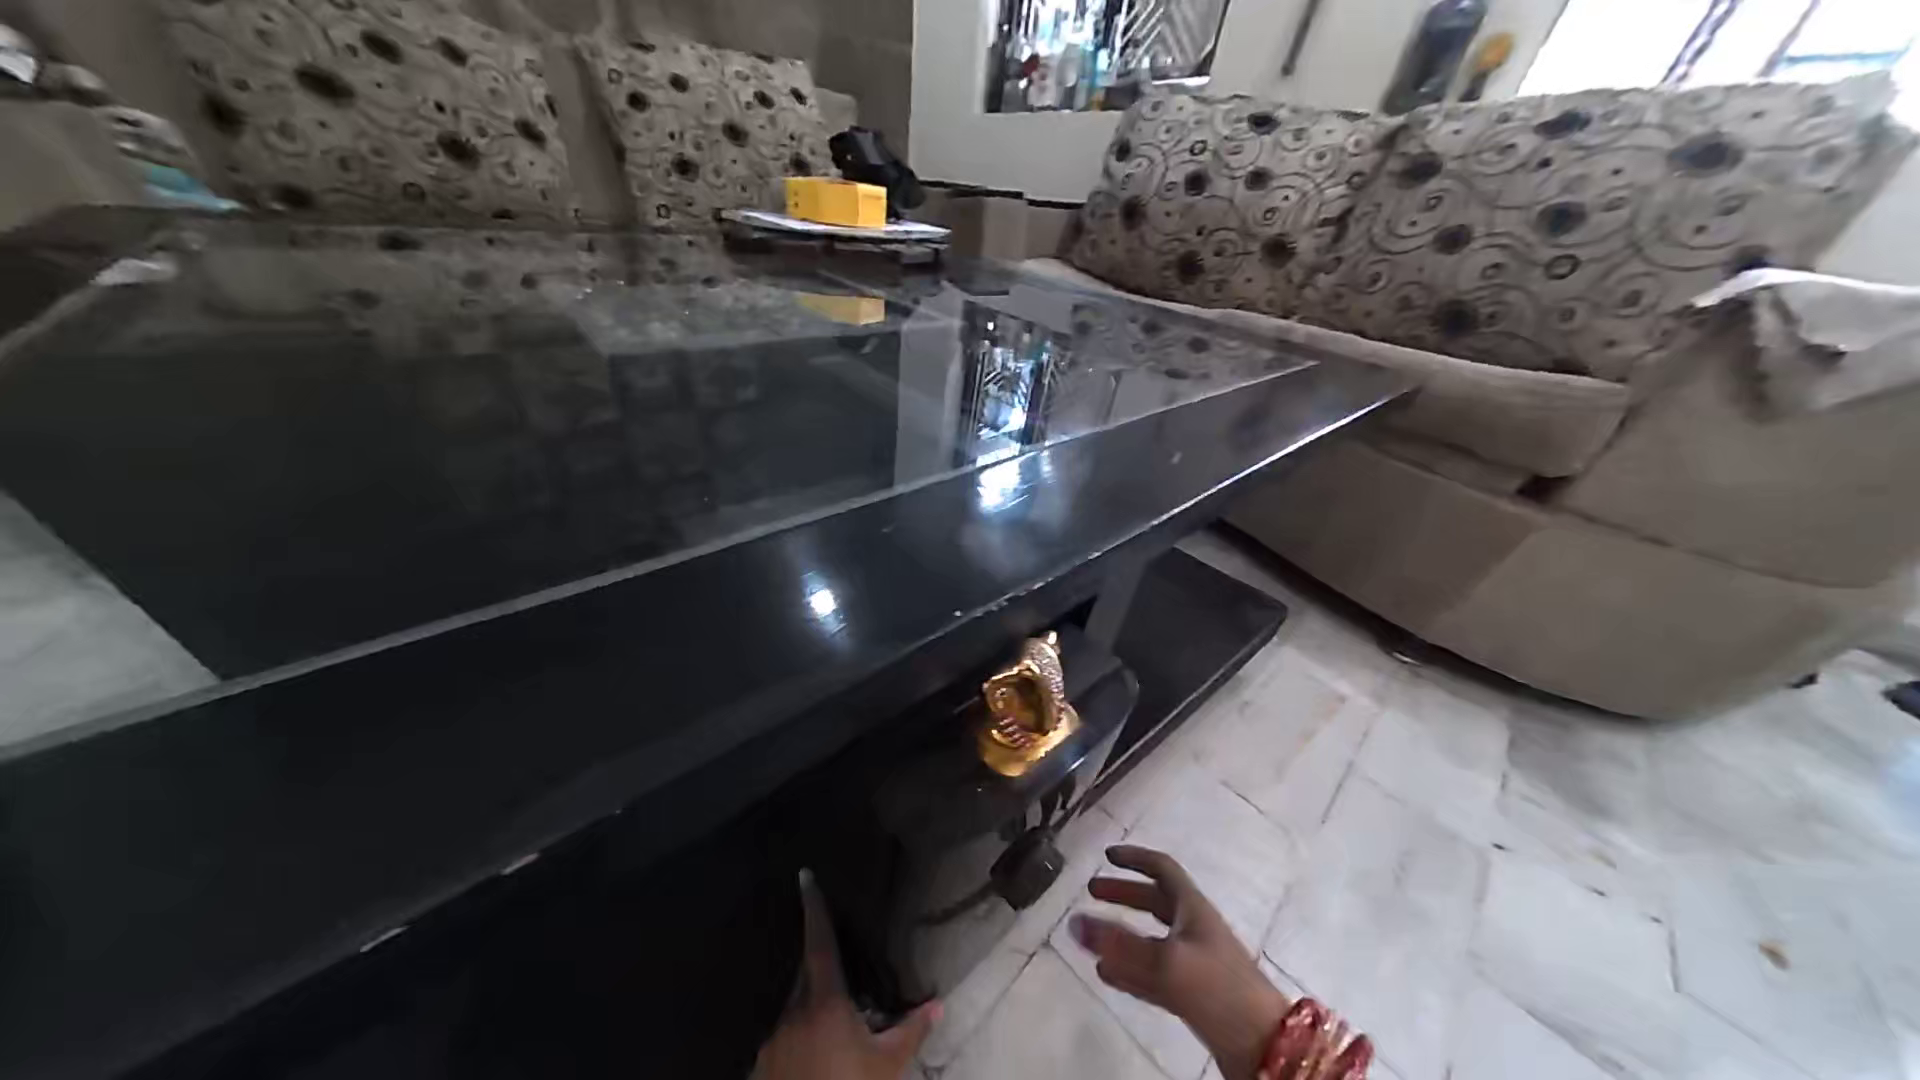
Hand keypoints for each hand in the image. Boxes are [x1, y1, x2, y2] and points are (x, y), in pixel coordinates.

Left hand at [750, 869, 940, 1079]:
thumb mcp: (886, 1067)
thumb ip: (910, 1032)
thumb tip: (937, 1005)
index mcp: (824, 1002)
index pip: (818, 942)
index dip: (813, 908)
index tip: (804, 876)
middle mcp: (792, 1012)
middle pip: (804, 974)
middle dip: (818, 963)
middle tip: (837, 965)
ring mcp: (772, 1041)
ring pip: (792, 1007)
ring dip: (809, 1005)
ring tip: (830, 1024)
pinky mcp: (759, 1066)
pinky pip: (781, 1037)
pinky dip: (796, 1035)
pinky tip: (812, 1056)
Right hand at [1070, 845, 1288, 1079]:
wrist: (1264, 1046)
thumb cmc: (1217, 987)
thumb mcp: (1165, 961)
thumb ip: (1119, 944)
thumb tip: (1074, 922)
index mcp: (1192, 908)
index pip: (1162, 869)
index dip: (1135, 858)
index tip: (1107, 855)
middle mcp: (1193, 928)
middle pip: (1154, 901)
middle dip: (1123, 894)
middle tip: (1092, 892)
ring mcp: (1195, 962)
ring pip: (1152, 938)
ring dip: (1123, 933)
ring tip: (1092, 936)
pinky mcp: (1194, 994)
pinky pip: (1154, 973)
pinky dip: (1130, 969)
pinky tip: (1107, 974)